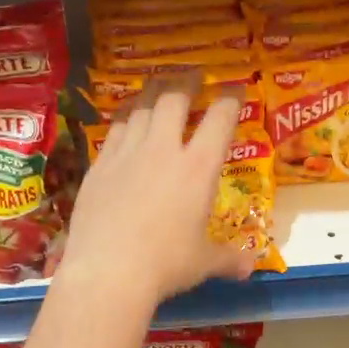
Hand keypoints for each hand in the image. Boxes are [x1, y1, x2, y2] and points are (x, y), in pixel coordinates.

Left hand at [57, 72, 253, 305]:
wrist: (109, 270)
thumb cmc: (165, 265)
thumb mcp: (203, 263)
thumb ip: (227, 259)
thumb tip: (249, 268)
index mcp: (198, 169)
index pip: (220, 120)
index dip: (231, 100)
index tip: (236, 90)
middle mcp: (163, 150)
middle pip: (174, 99)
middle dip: (186, 82)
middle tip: (192, 77)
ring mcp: (127, 154)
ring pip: (141, 108)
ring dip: (152, 95)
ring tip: (158, 90)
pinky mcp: (99, 166)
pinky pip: (115, 130)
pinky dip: (126, 120)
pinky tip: (126, 122)